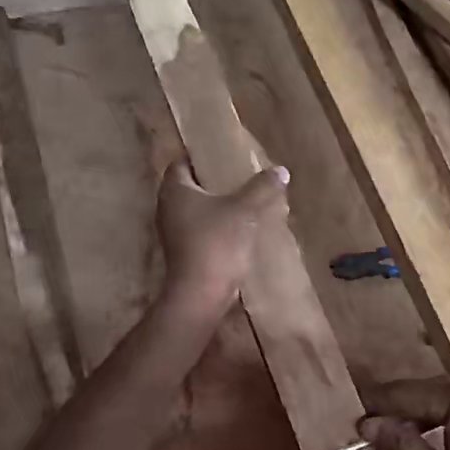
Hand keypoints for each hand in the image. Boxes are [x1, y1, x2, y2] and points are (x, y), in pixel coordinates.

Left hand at [156, 158, 289, 307]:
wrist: (201, 292)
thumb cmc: (217, 243)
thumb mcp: (244, 210)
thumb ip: (261, 188)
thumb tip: (281, 170)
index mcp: (175, 190)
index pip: (181, 163)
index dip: (201, 157)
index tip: (223, 156)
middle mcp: (167, 208)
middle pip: (189, 186)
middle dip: (212, 181)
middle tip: (239, 176)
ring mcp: (173, 232)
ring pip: (195, 209)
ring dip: (215, 205)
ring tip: (244, 201)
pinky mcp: (184, 251)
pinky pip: (200, 229)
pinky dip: (216, 225)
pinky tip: (239, 228)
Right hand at [358, 377, 449, 449]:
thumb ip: (401, 444)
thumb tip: (367, 424)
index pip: (410, 393)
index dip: (380, 405)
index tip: (353, 416)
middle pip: (431, 392)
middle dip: (402, 409)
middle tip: (371, 426)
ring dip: (424, 416)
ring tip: (398, 435)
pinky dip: (447, 422)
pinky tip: (436, 441)